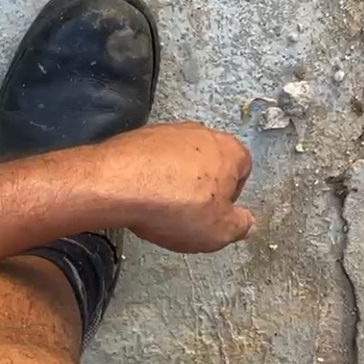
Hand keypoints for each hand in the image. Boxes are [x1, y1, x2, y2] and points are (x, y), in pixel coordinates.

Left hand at [88, 123, 254, 252]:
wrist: (118, 184)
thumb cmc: (171, 204)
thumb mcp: (219, 232)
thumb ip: (240, 226)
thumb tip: (245, 223)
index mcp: (231, 151)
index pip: (244, 171)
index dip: (232, 196)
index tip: (218, 213)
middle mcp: (204, 134)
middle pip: (212, 163)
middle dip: (204, 187)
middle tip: (192, 213)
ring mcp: (171, 132)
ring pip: (183, 160)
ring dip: (177, 181)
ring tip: (164, 207)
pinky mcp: (143, 136)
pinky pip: (156, 159)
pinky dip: (153, 176)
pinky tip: (145, 197)